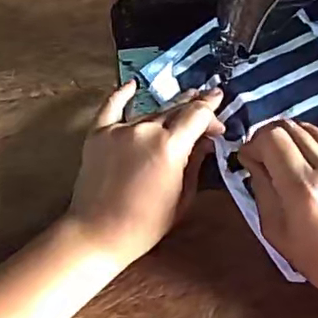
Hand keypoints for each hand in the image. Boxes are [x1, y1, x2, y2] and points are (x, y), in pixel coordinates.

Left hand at [62, 82, 224, 265]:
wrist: (98, 232)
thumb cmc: (145, 224)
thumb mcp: (182, 197)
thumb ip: (195, 163)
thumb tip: (205, 142)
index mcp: (170, 147)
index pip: (197, 115)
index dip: (212, 111)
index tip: (220, 108)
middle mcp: (145, 131)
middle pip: (175, 109)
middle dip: (194, 108)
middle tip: (207, 103)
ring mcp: (119, 130)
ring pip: (150, 113)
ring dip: (167, 112)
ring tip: (181, 105)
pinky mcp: (98, 134)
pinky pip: (111, 107)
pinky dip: (122, 94)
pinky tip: (132, 85)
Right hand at [242, 119, 317, 308]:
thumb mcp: (276, 231)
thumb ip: (260, 189)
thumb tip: (252, 160)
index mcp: (304, 189)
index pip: (271, 139)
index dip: (253, 143)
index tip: (248, 158)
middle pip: (287, 126)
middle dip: (267, 137)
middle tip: (261, 156)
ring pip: (306, 128)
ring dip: (288, 138)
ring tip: (283, 160)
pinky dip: (308, 145)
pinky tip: (307, 166)